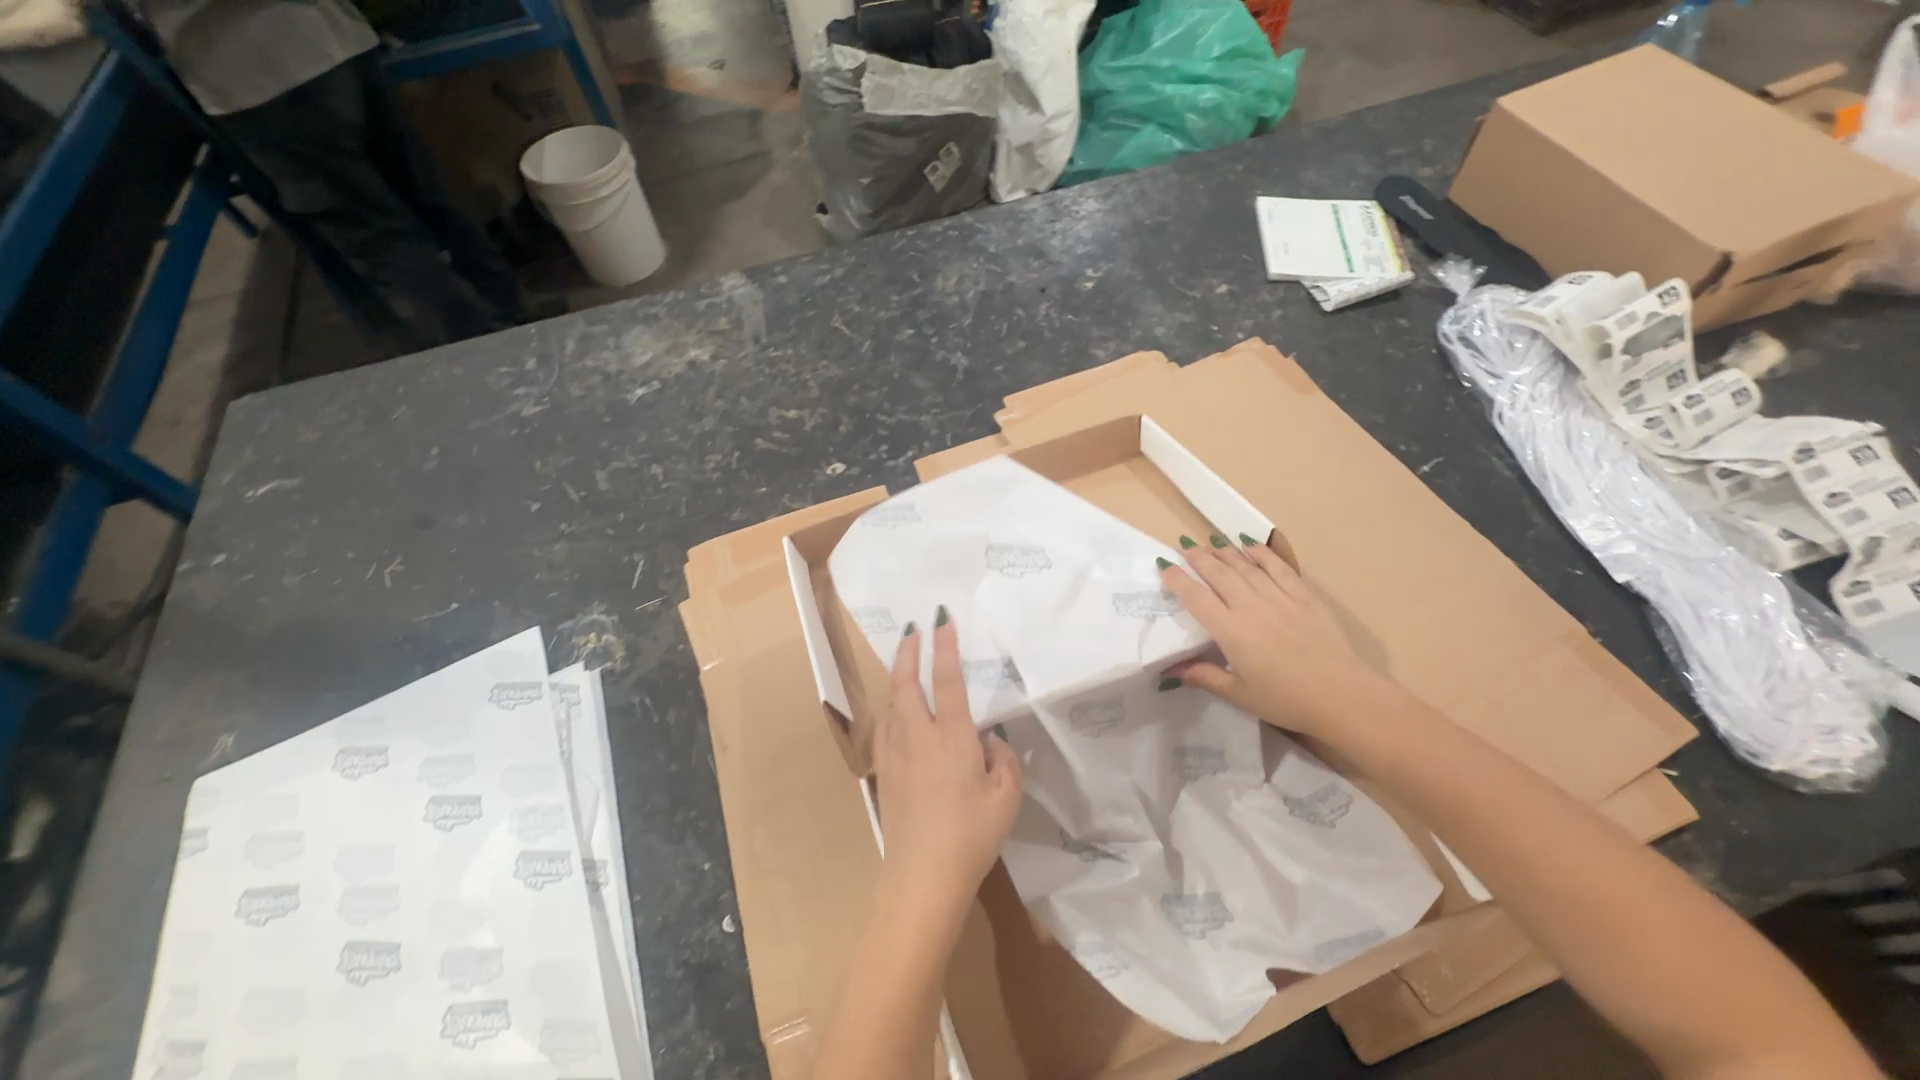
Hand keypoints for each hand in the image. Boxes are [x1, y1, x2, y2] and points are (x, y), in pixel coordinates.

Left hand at [873, 611, 1023, 924]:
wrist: (922, 875)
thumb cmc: (971, 835)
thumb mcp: (1006, 798)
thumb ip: (1003, 761)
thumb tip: (990, 741)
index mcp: (951, 737)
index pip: (947, 681)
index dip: (945, 648)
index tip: (941, 621)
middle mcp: (918, 736)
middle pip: (906, 683)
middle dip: (909, 651)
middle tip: (914, 629)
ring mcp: (895, 754)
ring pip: (892, 703)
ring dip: (898, 676)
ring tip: (904, 662)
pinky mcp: (884, 774)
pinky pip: (884, 727)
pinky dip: (890, 707)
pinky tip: (894, 711)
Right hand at [1159, 535, 1398, 737]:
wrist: (1342, 696)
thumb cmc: (1285, 700)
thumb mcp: (1239, 694)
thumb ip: (1203, 676)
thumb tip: (1168, 670)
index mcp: (1232, 632)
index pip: (1197, 598)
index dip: (1178, 580)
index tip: (1164, 567)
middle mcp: (1252, 607)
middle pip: (1220, 574)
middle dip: (1200, 558)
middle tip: (1185, 547)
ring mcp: (1280, 599)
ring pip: (1247, 568)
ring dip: (1227, 552)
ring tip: (1211, 543)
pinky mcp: (1304, 598)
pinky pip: (1280, 569)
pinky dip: (1263, 555)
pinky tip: (1252, 546)